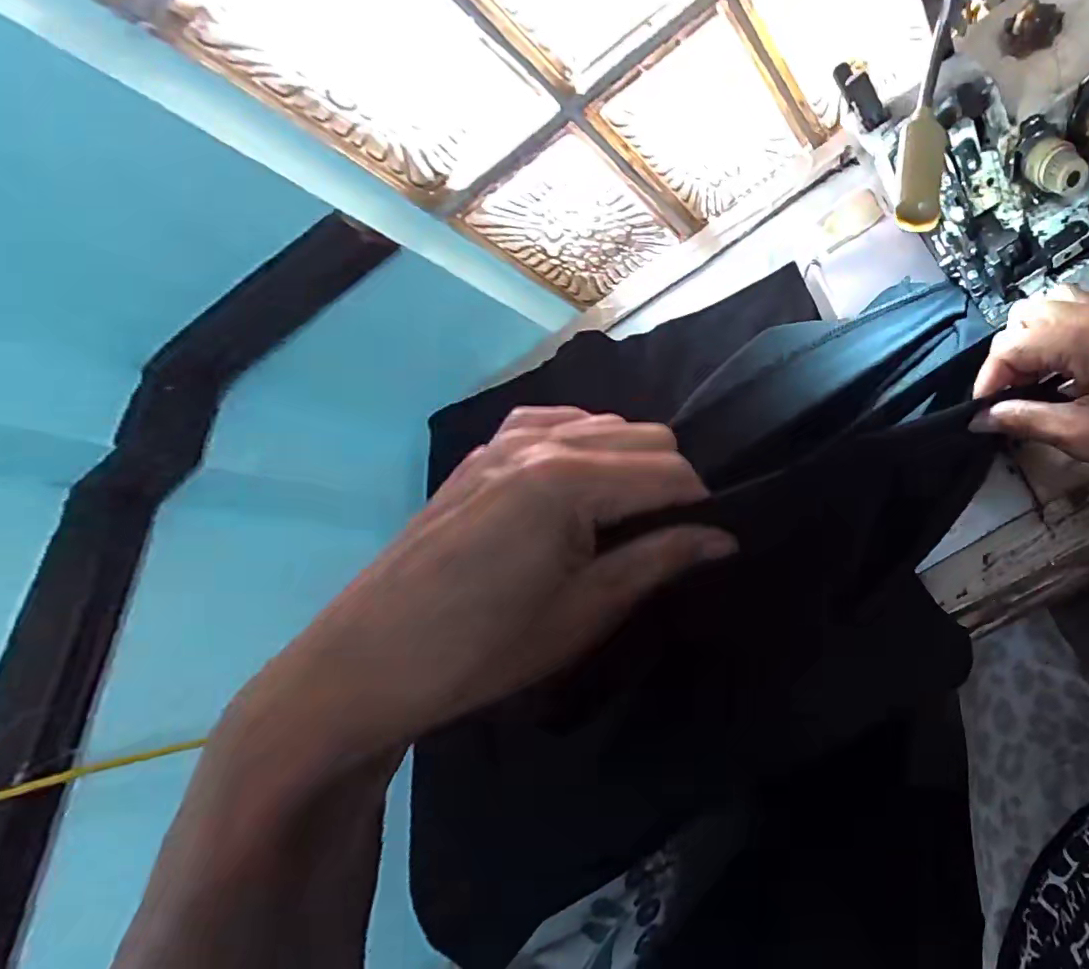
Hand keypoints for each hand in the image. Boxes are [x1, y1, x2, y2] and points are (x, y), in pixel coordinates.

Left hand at [247, 407, 737, 768]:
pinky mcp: (481, 452)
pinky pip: (557, 423)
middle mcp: (541, 443)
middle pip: (648, 438)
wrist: (363, 666)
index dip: (702, 508)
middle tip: (667, 538)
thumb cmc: (483, 649)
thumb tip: (725, 538)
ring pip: (607, 426)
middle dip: (673, 482)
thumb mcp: (586, 611)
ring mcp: (504, 441)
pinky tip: (579, 483)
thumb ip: (661, 559)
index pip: (672, 473)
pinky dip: (585, 443)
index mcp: (567, 481)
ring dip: (632, 462)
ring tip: (623, 518)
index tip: (707, 545)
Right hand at [970, 286, 1088, 493]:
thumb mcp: (1081, 436)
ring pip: (1048, 305)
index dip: (989, 378)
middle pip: (1025, 315)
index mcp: (1084, 338)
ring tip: (1032, 379)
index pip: (1012, 343)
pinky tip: (1059, 368)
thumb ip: (1024, 419)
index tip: (984, 412)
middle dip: (1007, 354)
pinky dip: (1054, 332)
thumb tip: (980, 418)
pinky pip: (1074, 310)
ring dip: (1030, 338)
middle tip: (1010, 396)